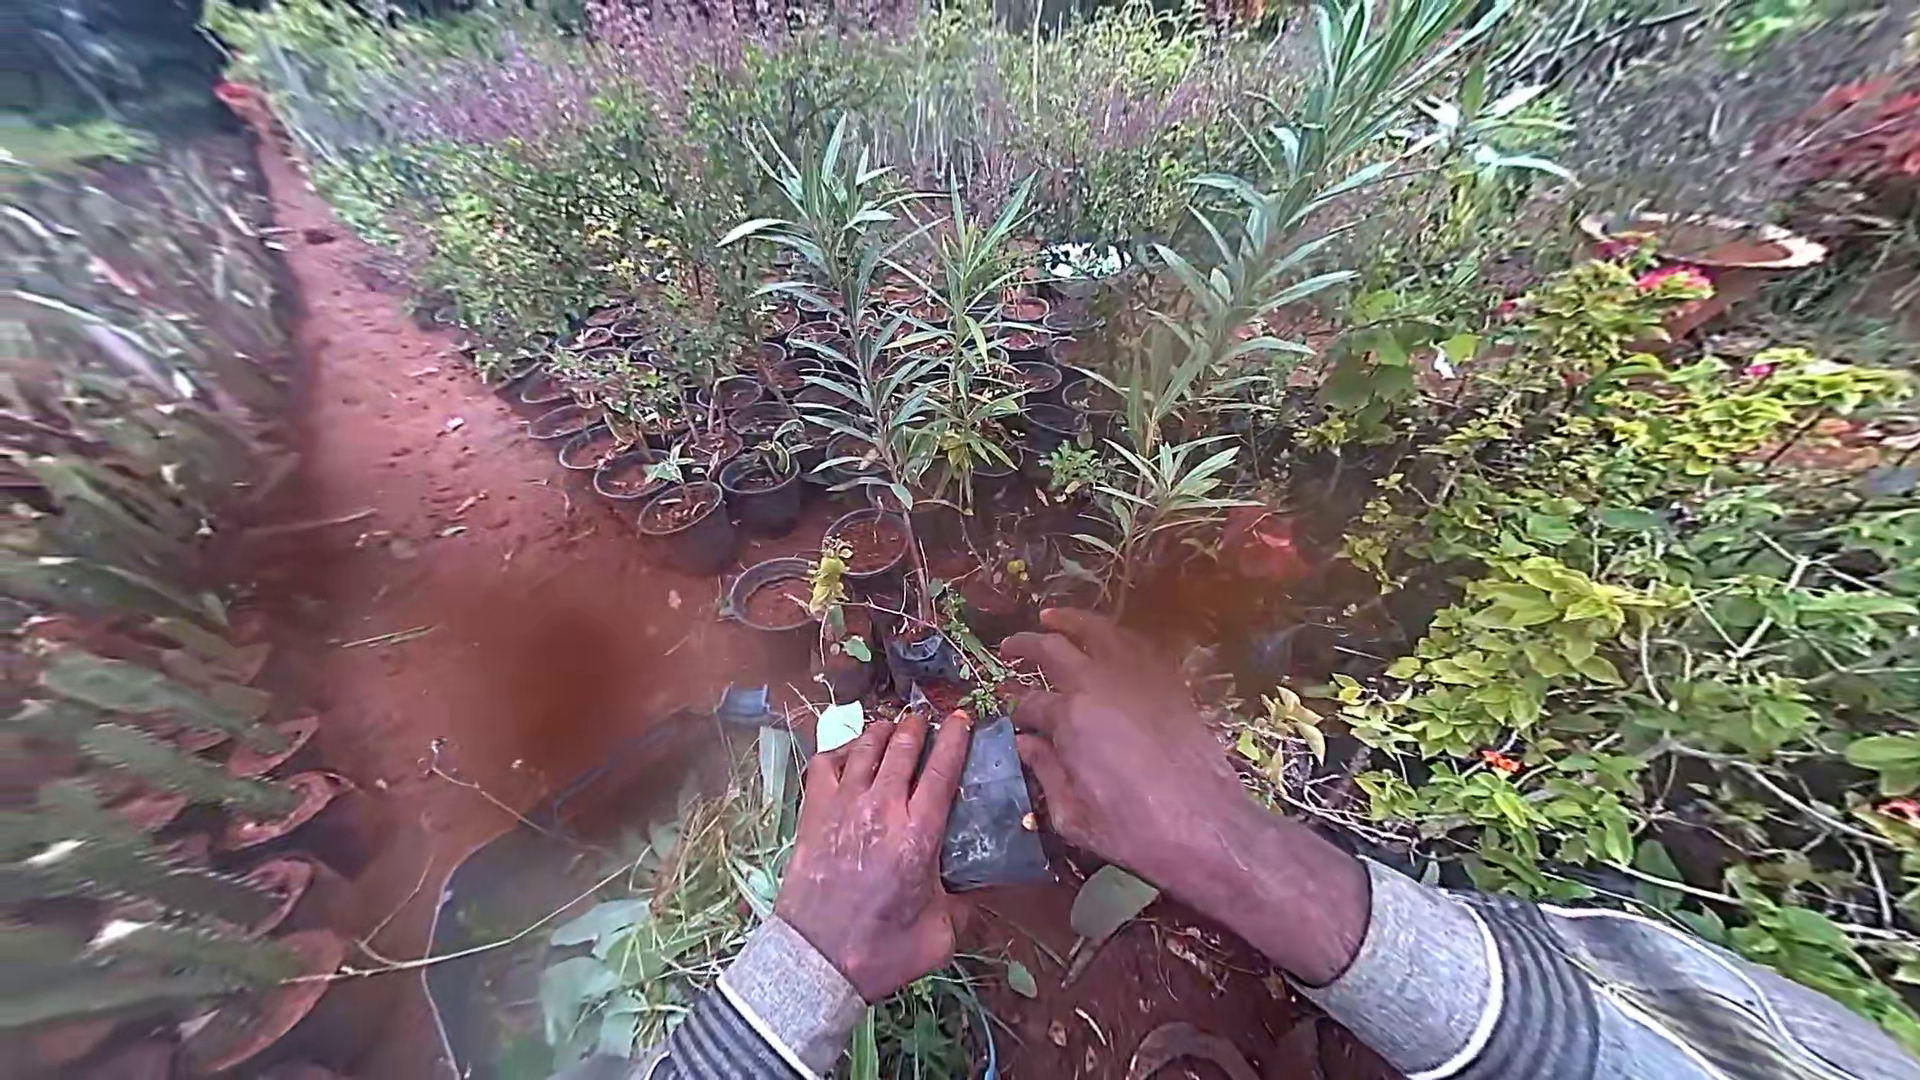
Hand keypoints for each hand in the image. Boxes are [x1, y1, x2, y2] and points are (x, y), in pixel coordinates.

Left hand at [775, 708, 972, 1000]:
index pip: (942, 770)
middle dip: (918, 727)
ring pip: (867, 746)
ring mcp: (844, 804)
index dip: (955, 739)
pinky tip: (851, 754)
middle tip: (925, 722)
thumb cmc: (880, 951)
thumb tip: (985, 883)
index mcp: (917, 834)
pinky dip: (842, 750)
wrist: (814, 962)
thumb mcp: (939, 936)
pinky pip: (826, 762)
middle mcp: (882, 807)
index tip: (962, 719)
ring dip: (884, 731)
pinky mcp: (815, 809)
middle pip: (903, 747)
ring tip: (892, 728)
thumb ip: (966, 905)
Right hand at [1003, 609, 1368, 984]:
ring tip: (1050, 615)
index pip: (1030, 702)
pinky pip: (1134, 643)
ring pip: (1095, 630)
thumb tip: (1024, 744)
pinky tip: (1103, 636)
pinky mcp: (1166, 680)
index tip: (1009, 710)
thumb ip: (1044, 772)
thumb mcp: (1072, 816)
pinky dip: (1111, 633)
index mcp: (1070, 717)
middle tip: (1009, 646)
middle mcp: (1098, 683)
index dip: (1014, 706)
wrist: (1208, 829)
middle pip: (1052, 648)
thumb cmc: (1135, 831)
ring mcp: (1135, 676)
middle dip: (1024, 645)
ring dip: (1067, 620)